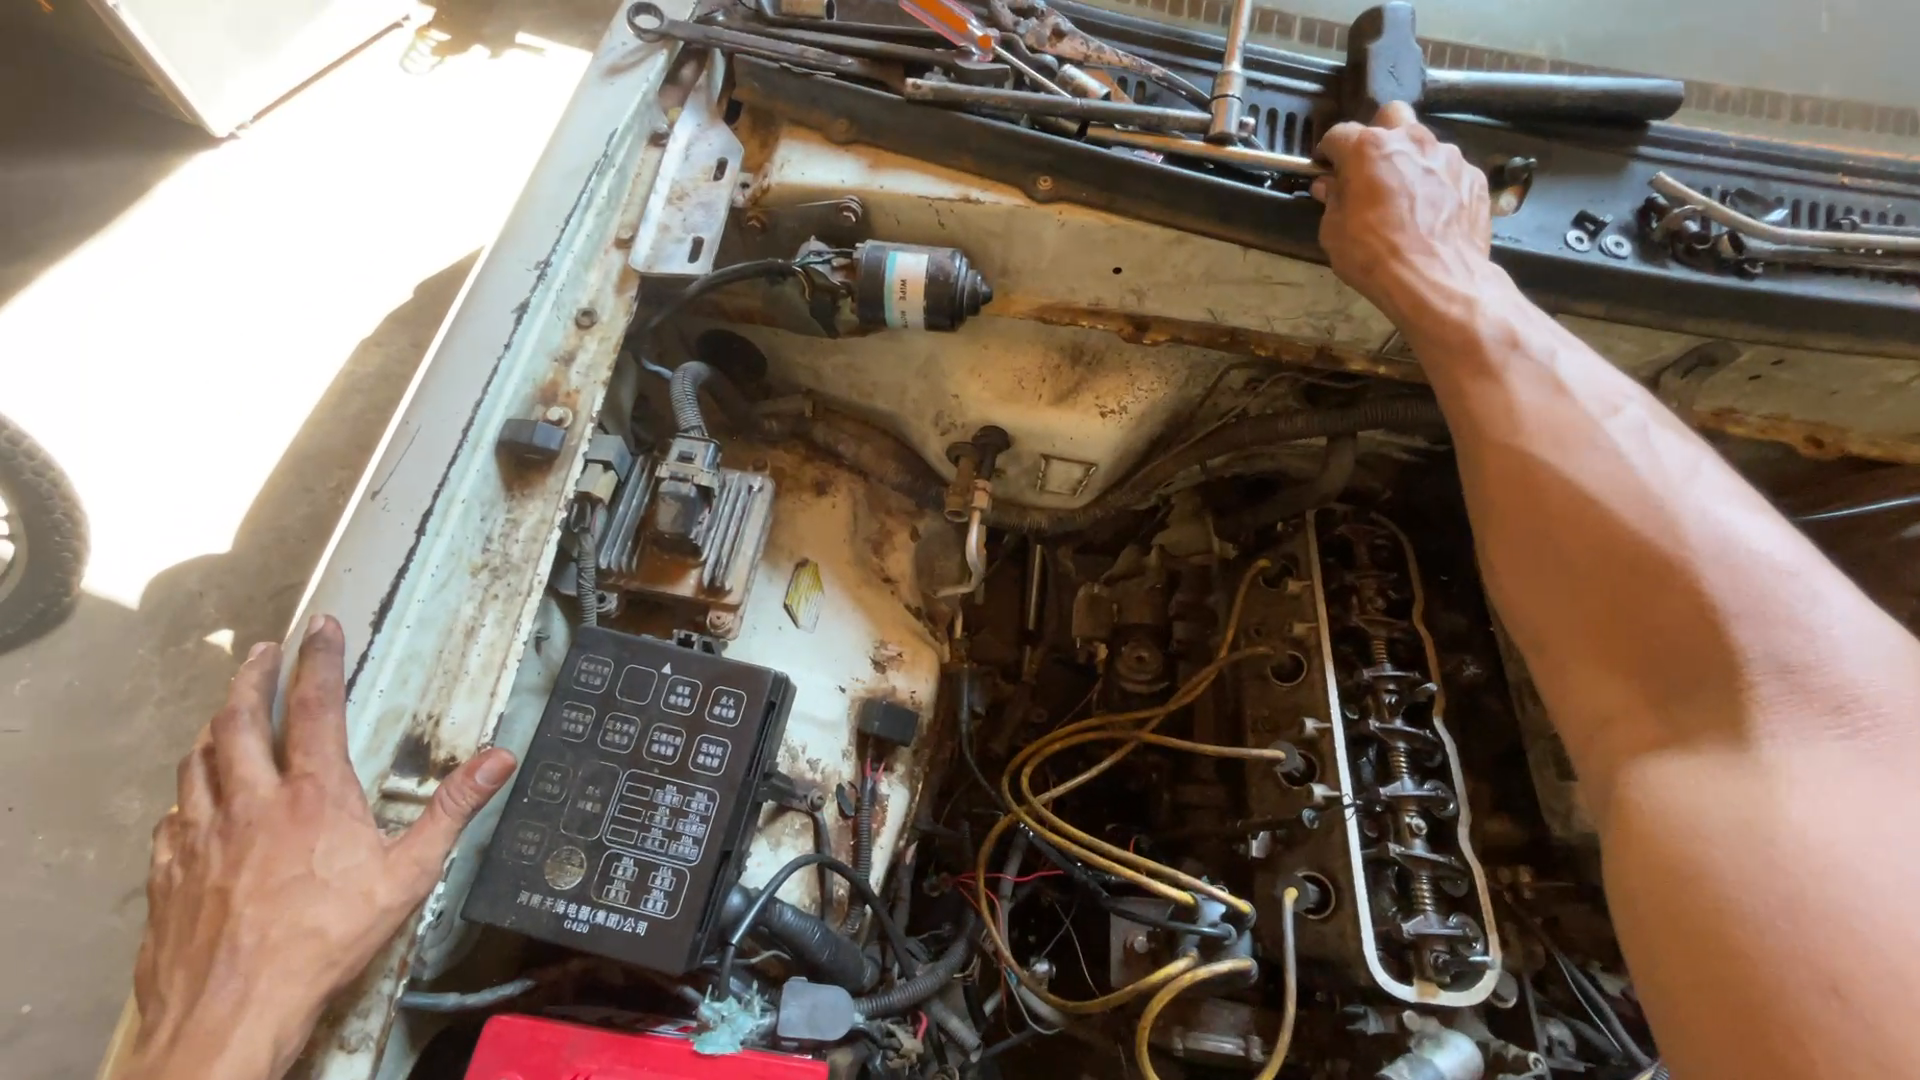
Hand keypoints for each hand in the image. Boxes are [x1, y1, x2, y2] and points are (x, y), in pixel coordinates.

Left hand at [125, 616, 516, 1079]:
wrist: (230, 1010)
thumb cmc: (328, 937)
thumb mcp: (410, 871)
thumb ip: (453, 808)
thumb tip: (499, 758)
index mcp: (314, 794)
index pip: (316, 708)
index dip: (318, 661)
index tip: (319, 626)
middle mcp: (251, 801)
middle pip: (239, 721)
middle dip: (250, 678)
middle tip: (259, 650)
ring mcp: (200, 835)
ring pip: (197, 761)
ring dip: (214, 725)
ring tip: (226, 709)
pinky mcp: (169, 871)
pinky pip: (172, 814)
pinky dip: (186, 789)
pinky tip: (192, 796)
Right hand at [1311, 102, 1493, 323]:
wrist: (1435, 278)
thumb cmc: (1372, 255)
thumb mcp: (1333, 233)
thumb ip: (1332, 202)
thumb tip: (1330, 186)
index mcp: (1368, 150)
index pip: (1340, 133)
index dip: (1329, 151)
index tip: (1326, 169)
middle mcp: (1411, 140)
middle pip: (1391, 116)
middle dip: (1377, 134)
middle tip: (1369, 168)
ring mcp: (1447, 155)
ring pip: (1423, 145)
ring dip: (1409, 162)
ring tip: (1405, 200)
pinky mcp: (1473, 176)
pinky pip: (1448, 172)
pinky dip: (1436, 185)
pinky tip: (1431, 215)